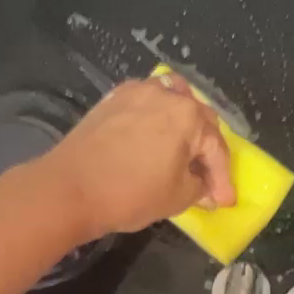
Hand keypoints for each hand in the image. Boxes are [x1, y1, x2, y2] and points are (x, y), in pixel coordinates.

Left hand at [38, 74, 236, 240]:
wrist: (70, 189)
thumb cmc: (130, 194)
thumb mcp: (176, 198)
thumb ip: (200, 188)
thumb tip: (206, 187)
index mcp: (189, 117)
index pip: (216, 148)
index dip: (223, 178)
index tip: (224, 201)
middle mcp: (166, 95)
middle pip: (199, 117)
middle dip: (206, 147)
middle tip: (206, 175)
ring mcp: (137, 92)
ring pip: (173, 97)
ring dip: (184, 120)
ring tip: (184, 144)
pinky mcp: (113, 99)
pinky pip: (146, 99)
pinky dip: (157, 113)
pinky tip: (154, 133)